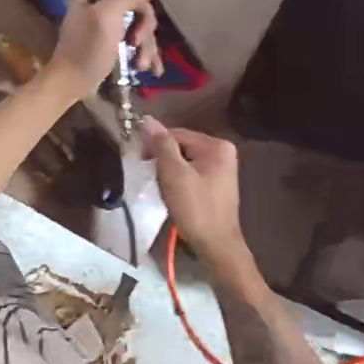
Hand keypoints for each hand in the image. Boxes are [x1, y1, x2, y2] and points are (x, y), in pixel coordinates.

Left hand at [44, 0, 163, 99]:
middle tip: (137, 47)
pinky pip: (135, 45)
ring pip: (139, 30)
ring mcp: (106, 29)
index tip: (141, 27)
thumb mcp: (106, 16)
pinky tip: (151, 69)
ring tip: (141, 66)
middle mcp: (100, 8)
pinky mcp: (110, 48)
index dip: (142, 7)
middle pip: (139, 11)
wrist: (70, 85)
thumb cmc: (85, 50)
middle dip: (145, 32)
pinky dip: (144, 56)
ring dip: (146, 48)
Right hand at [141, 119, 256, 284]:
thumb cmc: (195, 207)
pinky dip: (178, 179)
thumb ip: (161, 145)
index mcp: (216, 146)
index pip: (176, 134)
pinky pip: (191, 171)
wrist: (215, 243)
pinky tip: (172, 193)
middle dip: (162, 159)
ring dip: (168, 170)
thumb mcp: (174, 174)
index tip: (140, 161)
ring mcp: (221, 168)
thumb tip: (147, 120)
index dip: (155, 144)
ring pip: (184, 159)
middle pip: (181, 146)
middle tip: (152, 177)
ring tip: (162, 186)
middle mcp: (223, 152)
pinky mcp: (216, 182)